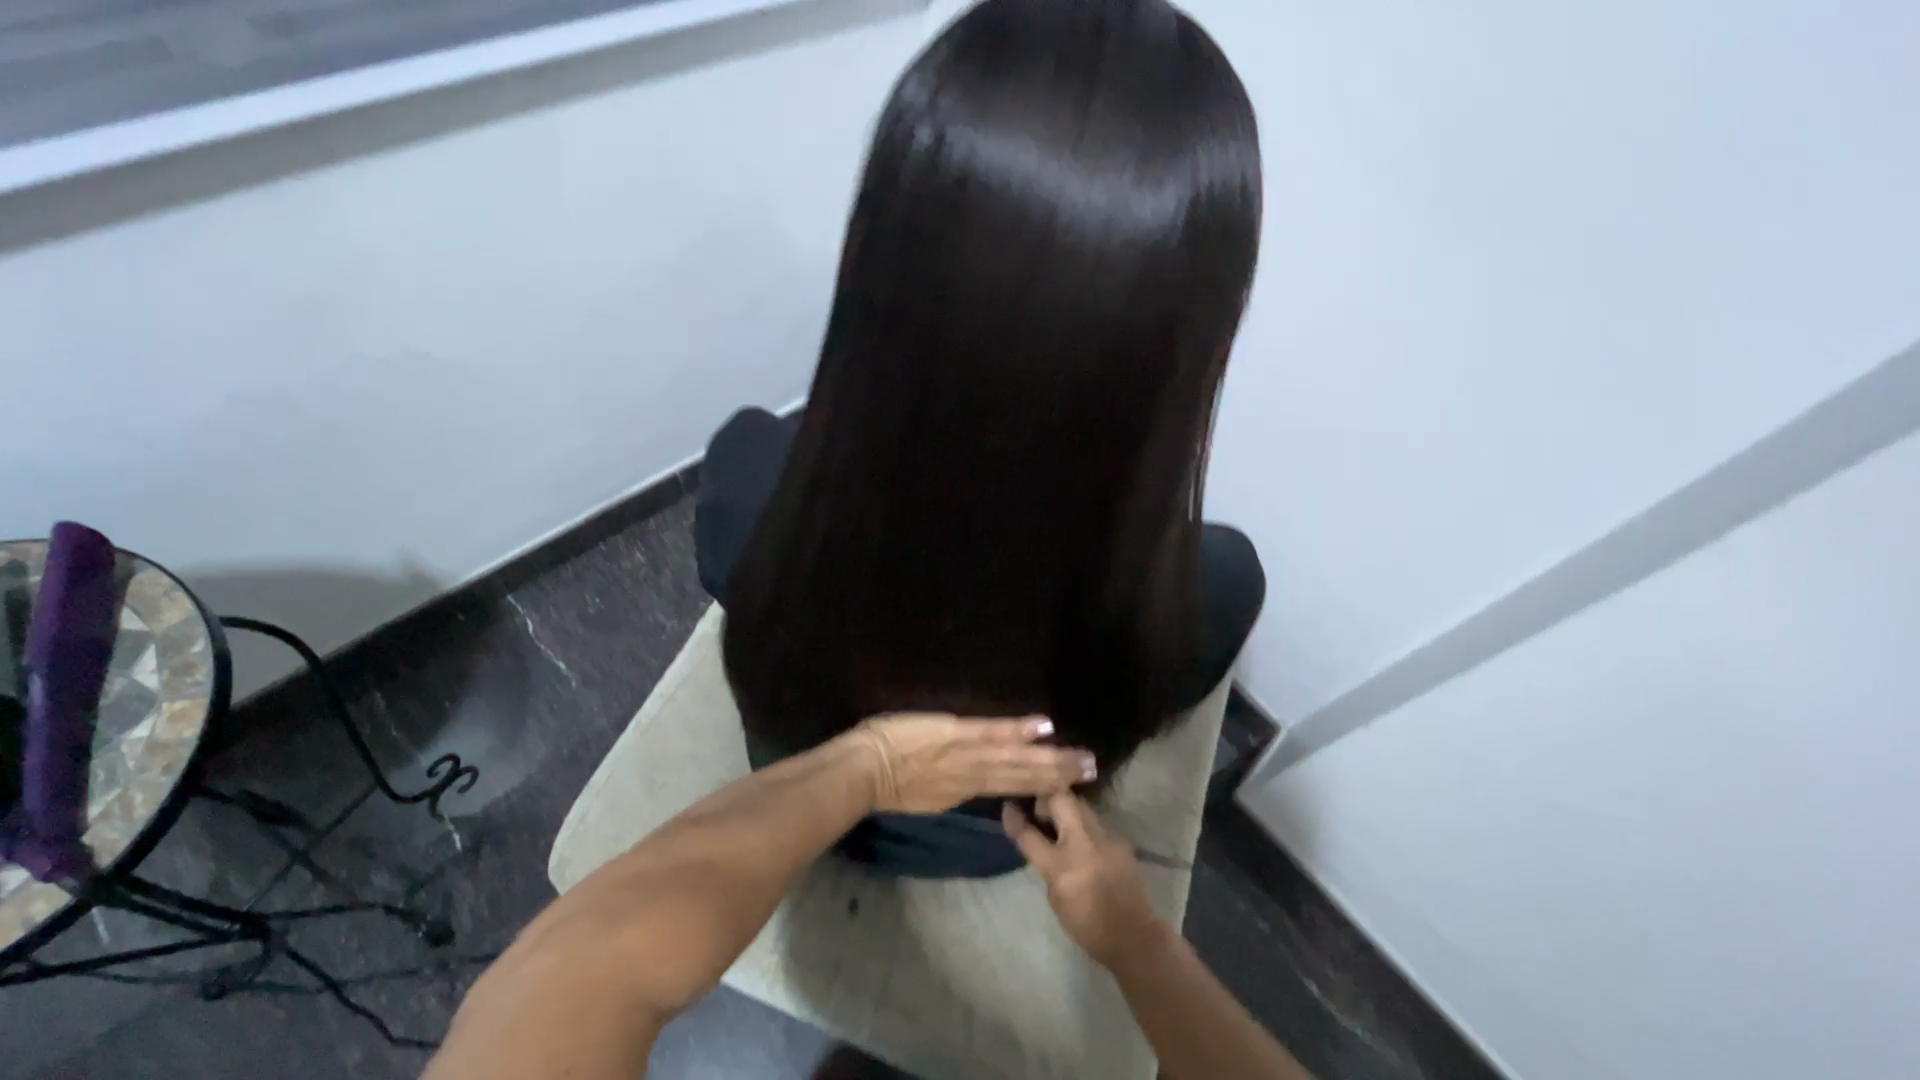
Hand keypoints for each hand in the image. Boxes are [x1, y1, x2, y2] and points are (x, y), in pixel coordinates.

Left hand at [849, 713, 1096, 814]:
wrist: (862, 771)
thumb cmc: (879, 781)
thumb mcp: (920, 793)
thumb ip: (945, 786)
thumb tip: (962, 783)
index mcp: (963, 788)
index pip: (1008, 785)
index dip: (1038, 784)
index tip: (1066, 783)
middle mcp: (973, 775)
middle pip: (1022, 776)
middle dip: (1057, 775)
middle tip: (1091, 770)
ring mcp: (968, 756)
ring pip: (1016, 759)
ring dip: (1050, 758)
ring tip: (1081, 757)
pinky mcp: (957, 735)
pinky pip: (993, 733)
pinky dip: (1018, 730)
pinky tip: (1045, 727)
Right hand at [1002, 792, 1166, 967]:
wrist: (1133, 936)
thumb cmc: (1086, 926)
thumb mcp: (1055, 898)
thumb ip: (1046, 864)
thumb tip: (1042, 840)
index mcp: (1060, 866)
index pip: (1029, 833)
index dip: (1014, 818)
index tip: (1008, 807)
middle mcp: (1083, 844)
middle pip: (1060, 799)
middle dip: (1045, 798)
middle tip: (1039, 810)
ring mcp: (1105, 838)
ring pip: (1080, 805)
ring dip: (1066, 809)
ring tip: (1060, 823)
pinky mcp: (1121, 840)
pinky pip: (1096, 824)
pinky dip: (1085, 827)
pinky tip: (1085, 843)